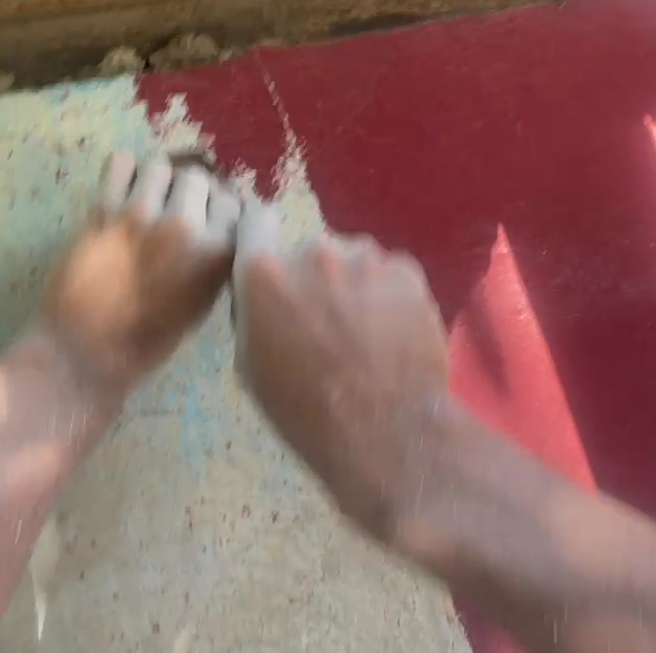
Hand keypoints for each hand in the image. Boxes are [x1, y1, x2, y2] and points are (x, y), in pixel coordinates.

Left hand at [39, 151, 239, 400]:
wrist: (86, 351)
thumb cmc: (149, 336)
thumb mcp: (202, 302)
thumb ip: (216, 257)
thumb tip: (218, 219)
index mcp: (218, 254)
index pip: (232, 203)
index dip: (217, 208)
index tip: (204, 216)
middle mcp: (186, 226)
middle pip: (198, 178)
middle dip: (187, 193)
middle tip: (172, 210)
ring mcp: (144, 215)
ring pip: (160, 166)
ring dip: (155, 182)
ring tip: (143, 202)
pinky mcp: (105, 210)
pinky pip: (120, 163)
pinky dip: (121, 172)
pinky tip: (119, 192)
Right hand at [231, 202, 453, 538]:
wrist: (385, 433)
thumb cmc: (304, 410)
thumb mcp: (250, 363)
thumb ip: (253, 309)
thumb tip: (265, 290)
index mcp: (264, 272)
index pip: (255, 222)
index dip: (262, 238)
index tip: (272, 259)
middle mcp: (312, 249)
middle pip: (309, 248)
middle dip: (315, 275)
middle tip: (327, 320)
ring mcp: (364, 256)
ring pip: (353, 259)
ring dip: (354, 283)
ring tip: (366, 332)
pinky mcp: (405, 269)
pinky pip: (389, 272)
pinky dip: (388, 294)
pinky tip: (393, 333)